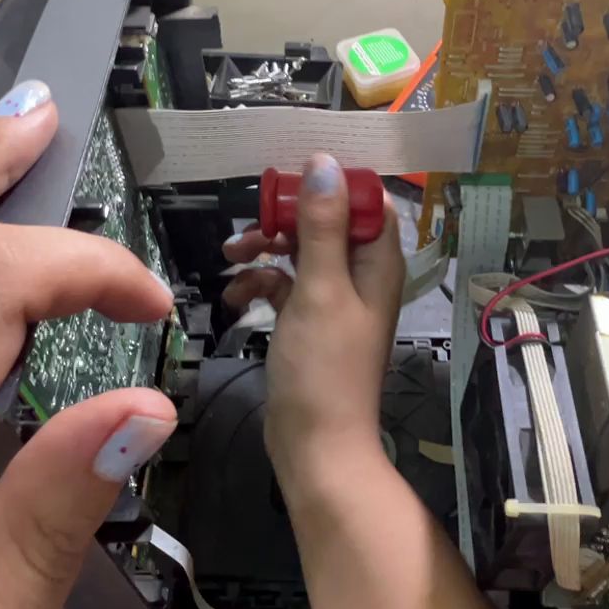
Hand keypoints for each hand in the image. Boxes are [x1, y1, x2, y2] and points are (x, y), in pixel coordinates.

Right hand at [222, 155, 403, 468]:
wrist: (314, 444)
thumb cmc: (324, 367)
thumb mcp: (321, 289)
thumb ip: (322, 227)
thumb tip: (324, 164)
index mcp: (377, 263)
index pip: (367, 202)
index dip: (332, 186)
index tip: (291, 181)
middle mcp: (360, 276)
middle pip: (327, 224)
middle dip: (286, 219)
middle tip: (252, 222)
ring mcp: (333, 300)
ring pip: (300, 253)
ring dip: (265, 250)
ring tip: (231, 256)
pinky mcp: (307, 321)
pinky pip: (283, 286)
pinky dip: (259, 284)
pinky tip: (234, 297)